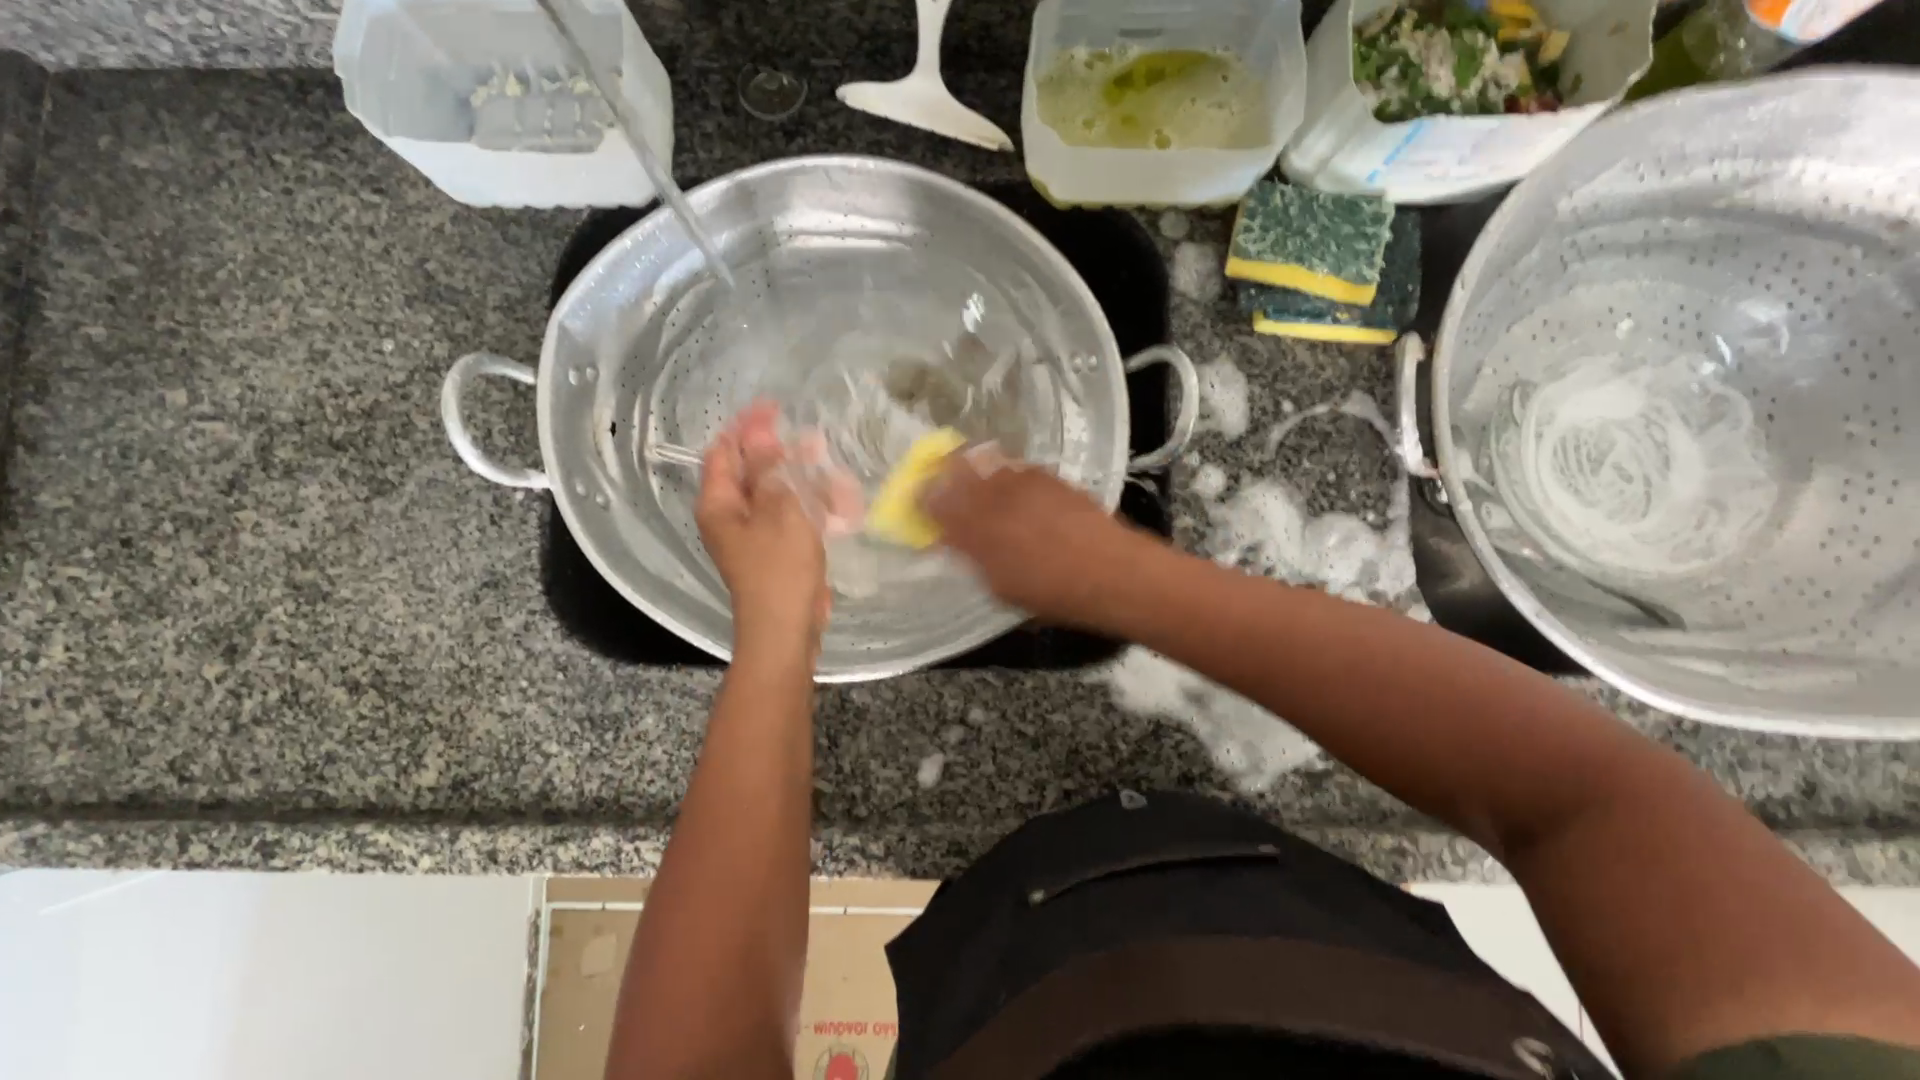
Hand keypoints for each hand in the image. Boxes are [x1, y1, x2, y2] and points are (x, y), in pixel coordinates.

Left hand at [697, 404, 829, 653]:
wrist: (786, 631)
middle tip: (817, 442)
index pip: (725, 449)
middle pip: (752, 470)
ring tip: (836, 479)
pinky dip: (811, 509)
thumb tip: (762, 432)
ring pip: (777, 494)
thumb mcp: (780, 510)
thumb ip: (772, 469)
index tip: (779, 407)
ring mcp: (753, 535)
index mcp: (719, 502)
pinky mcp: (776, 552)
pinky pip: (791, 518)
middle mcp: (730, 516)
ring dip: (804, 482)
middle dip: (784, 454)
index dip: (749, 425)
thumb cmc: (780, 569)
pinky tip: (838, 509)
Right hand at [921, 447, 1143, 622]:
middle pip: (957, 469)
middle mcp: (995, 496)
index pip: (934, 502)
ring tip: (969, 474)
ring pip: (987, 462)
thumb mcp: (1000, 586)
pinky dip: (1005, 472)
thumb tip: (951, 540)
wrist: (1112, 572)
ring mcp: (1025, 481)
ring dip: (972, 465)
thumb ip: (973, 557)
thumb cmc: (1052, 592)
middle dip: (942, 470)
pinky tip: (1010, 485)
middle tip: (937, 476)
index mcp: (975, 527)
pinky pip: (1017, 468)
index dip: (921, 499)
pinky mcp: (1051, 478)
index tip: (914, 500)